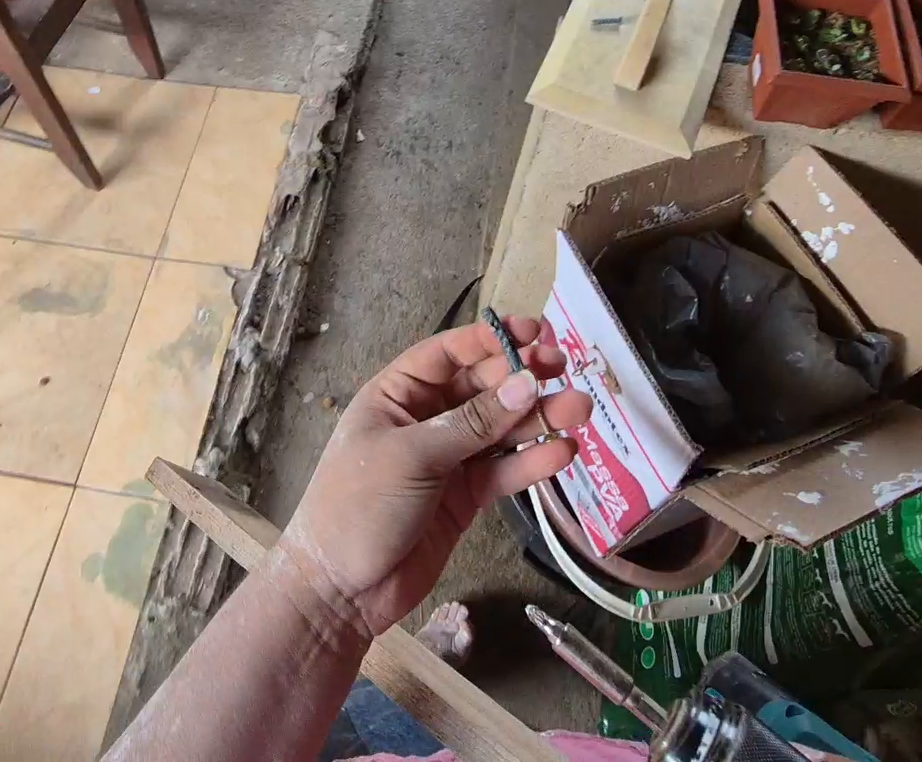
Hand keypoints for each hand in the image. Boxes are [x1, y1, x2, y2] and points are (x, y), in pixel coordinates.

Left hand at [271, 317, 593, 640]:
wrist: (341, 591)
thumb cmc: (359, 505)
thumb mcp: (413, 456)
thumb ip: (472, 423)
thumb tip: (527, 384)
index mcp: (398, 394)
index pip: (448, 354)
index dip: (489, 339)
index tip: (533, 331)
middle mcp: (426, 418)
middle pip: (482, 387)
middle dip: (521, 376)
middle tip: (562, 367)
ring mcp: (449, 457)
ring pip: (500, 428)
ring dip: (538, 417)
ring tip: (579, 408)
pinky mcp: (468, 495)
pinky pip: (504, 469)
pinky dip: (532, 461)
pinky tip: (564, 452)